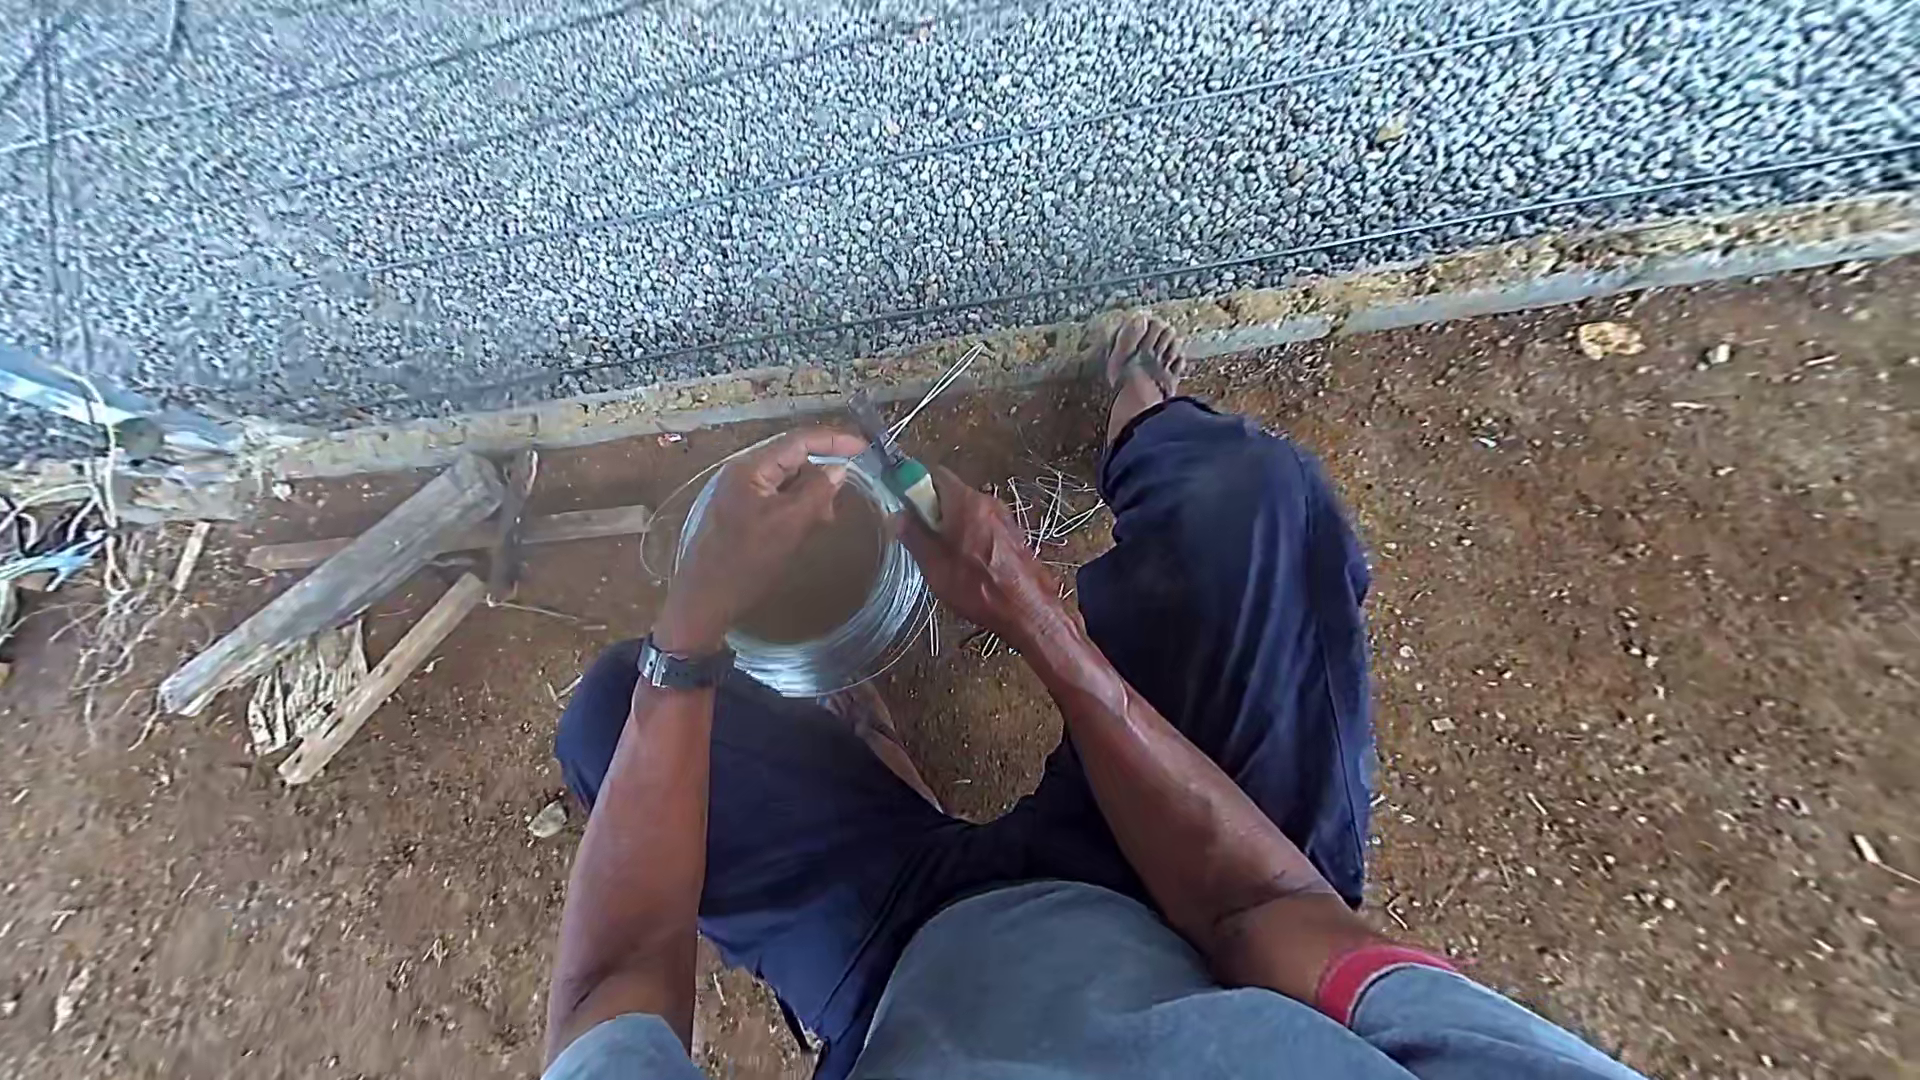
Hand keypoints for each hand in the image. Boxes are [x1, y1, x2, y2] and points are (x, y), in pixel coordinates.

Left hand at [655, 428, 869, 654]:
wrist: (706, 600)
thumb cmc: (746, 563)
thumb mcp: (789, 525)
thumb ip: (816, 492)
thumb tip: (838, 470)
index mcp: (750, 469)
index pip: (798, 441)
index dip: (834, 440)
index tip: (863, 448)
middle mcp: (744, 474)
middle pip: (793, 459)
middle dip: (821, 475)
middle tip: (840, 501)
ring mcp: (742, 493)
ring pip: (788, 481)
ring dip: (811, 495)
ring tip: (824, 520)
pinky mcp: (743, 513)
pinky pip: (779, 499)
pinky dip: (799, 508)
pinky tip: (807, 526)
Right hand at [897, 466, 1076, 650]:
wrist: (1027, 610)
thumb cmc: (977, 586)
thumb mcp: (934, 565)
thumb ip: (914, 535)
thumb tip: (898, 515)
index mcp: (965, 501)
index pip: (934, 474)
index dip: (915, 486)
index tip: (905, 508)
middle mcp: (987, 501)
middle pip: (952, 493)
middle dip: (933, 511)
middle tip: (923, 541)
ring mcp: (1004, 518)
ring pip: (968, 512)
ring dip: (952, 527)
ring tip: (945, 559)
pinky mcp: (1014, 535)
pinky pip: (984, 526)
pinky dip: (971, 538)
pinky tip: (969, 566)